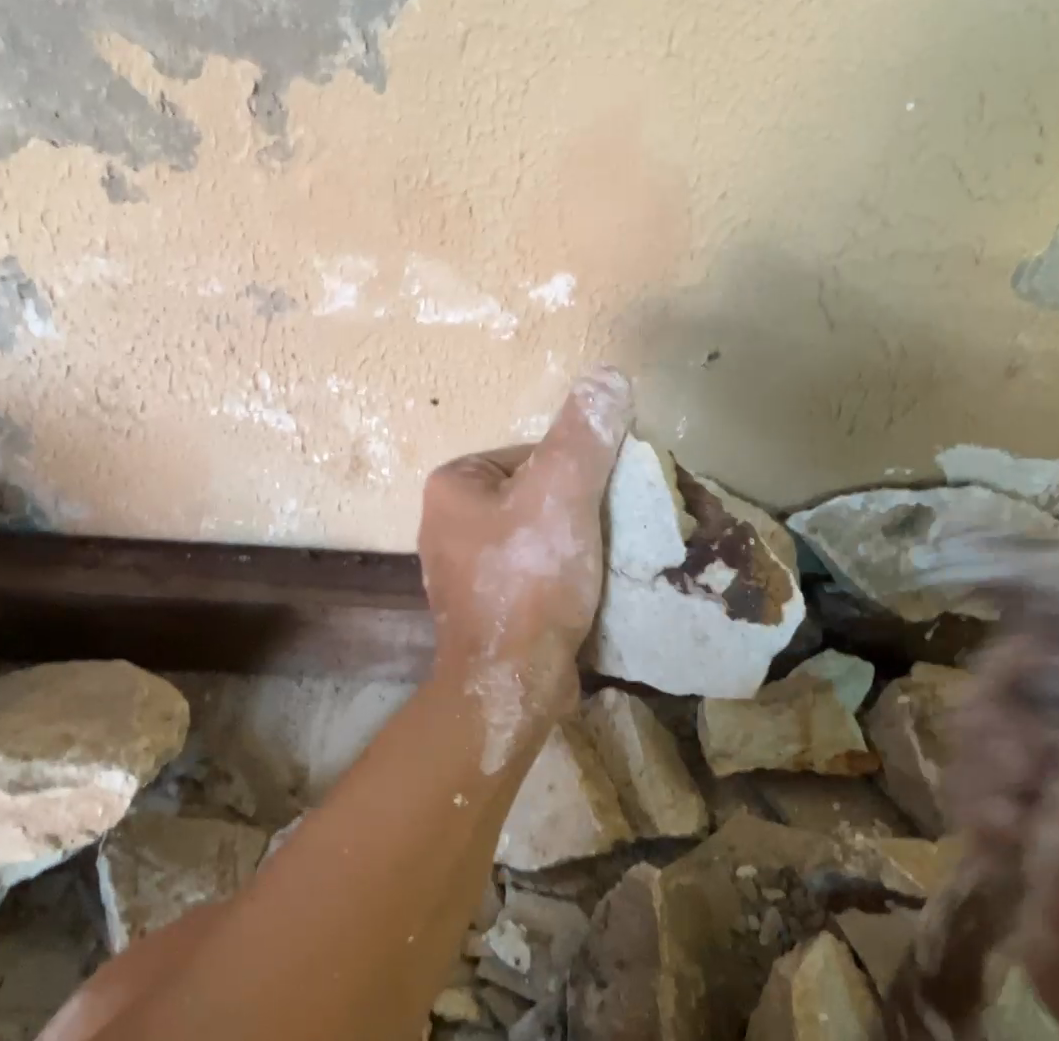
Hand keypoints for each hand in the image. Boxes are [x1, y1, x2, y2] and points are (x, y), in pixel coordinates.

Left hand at [417, 367, 632, 739]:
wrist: (512, 682)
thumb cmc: (529, 579)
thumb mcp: (562, 492)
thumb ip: (584, 435)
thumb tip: (608, 376)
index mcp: (452, 485)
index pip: (531, 452)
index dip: (576, 471)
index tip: (602, 500)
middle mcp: (447, 523)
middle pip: (536, 494)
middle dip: (576, 509)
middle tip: (611, 529)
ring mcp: (464, 571)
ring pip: (538, 536)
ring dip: (575, 544)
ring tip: (604, 560)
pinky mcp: (487, 609)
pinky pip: (533, 573)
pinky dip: (562, 576)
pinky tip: (586, 590)